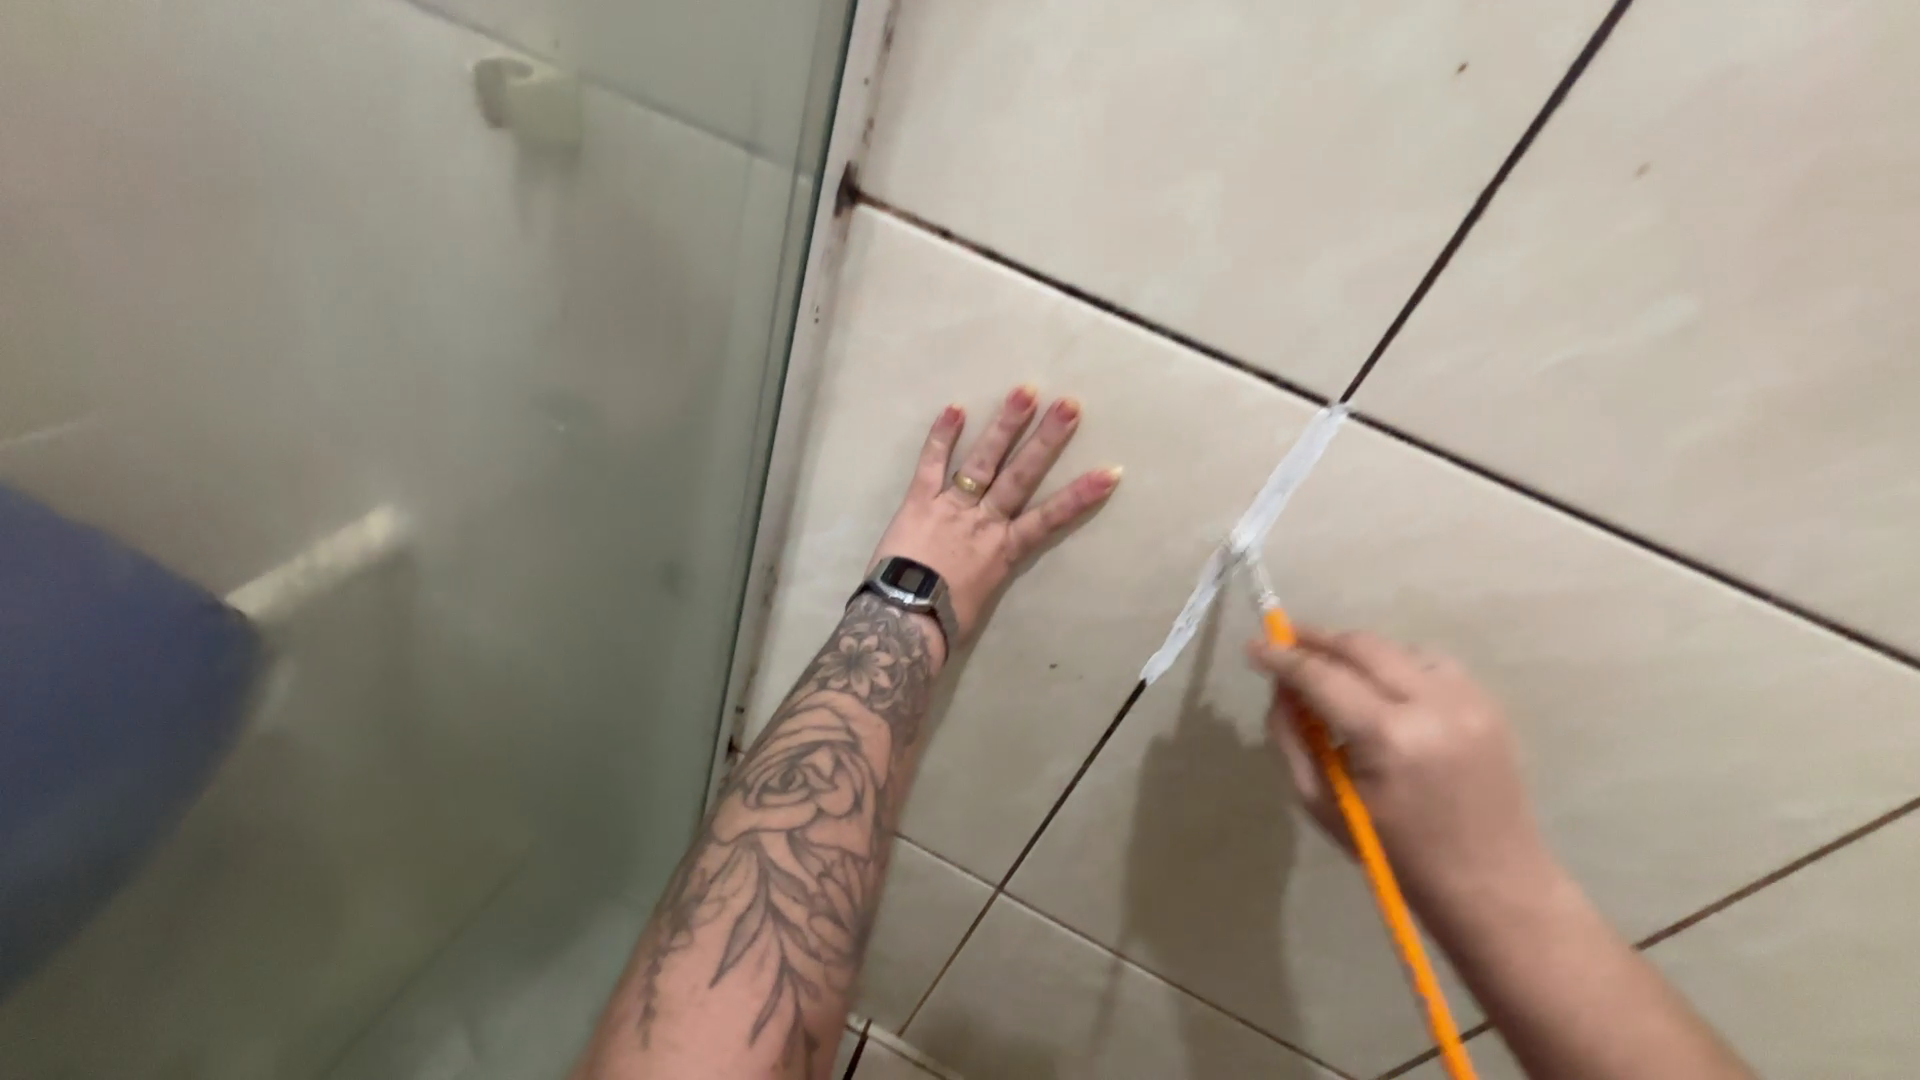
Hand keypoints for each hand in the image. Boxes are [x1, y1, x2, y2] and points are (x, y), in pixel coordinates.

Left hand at [871, 384, 1121, 648]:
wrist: (904, 620)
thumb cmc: (944, 620)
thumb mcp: (980, 599)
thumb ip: (986, 574)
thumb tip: (983, 569)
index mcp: (1004, 550)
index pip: (1050, 518)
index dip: (1081, 495)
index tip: (1110, 471)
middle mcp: (985, 521)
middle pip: (1021, 475)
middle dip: (1048, 440)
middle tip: (1070, 405)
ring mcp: (952, 507)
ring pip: (983, 461)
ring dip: (1005, 425)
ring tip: (1025, 392)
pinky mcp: (919, 502)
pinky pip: (931, 465)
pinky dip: (941, 436)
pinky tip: (955, 407)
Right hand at [1247, 628, 1553, 904]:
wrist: (1491, 885)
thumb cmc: (1394, 854)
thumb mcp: (1319, 801)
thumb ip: (1290, 735)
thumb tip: (1279, 687)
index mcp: (1389, 737)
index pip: (1321, 675)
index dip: (1281, 657)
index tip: (1252, 647)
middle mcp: (1432, 704)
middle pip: (1360, 645)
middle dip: (1315, 639)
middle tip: (1282, 640)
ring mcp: (1468, 700)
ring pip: (1395, 648)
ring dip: (1355, 651)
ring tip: (1329, 667)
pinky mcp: (1488, 704)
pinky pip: (1429, 663)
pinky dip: (1394, 663)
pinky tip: (1377, 685)